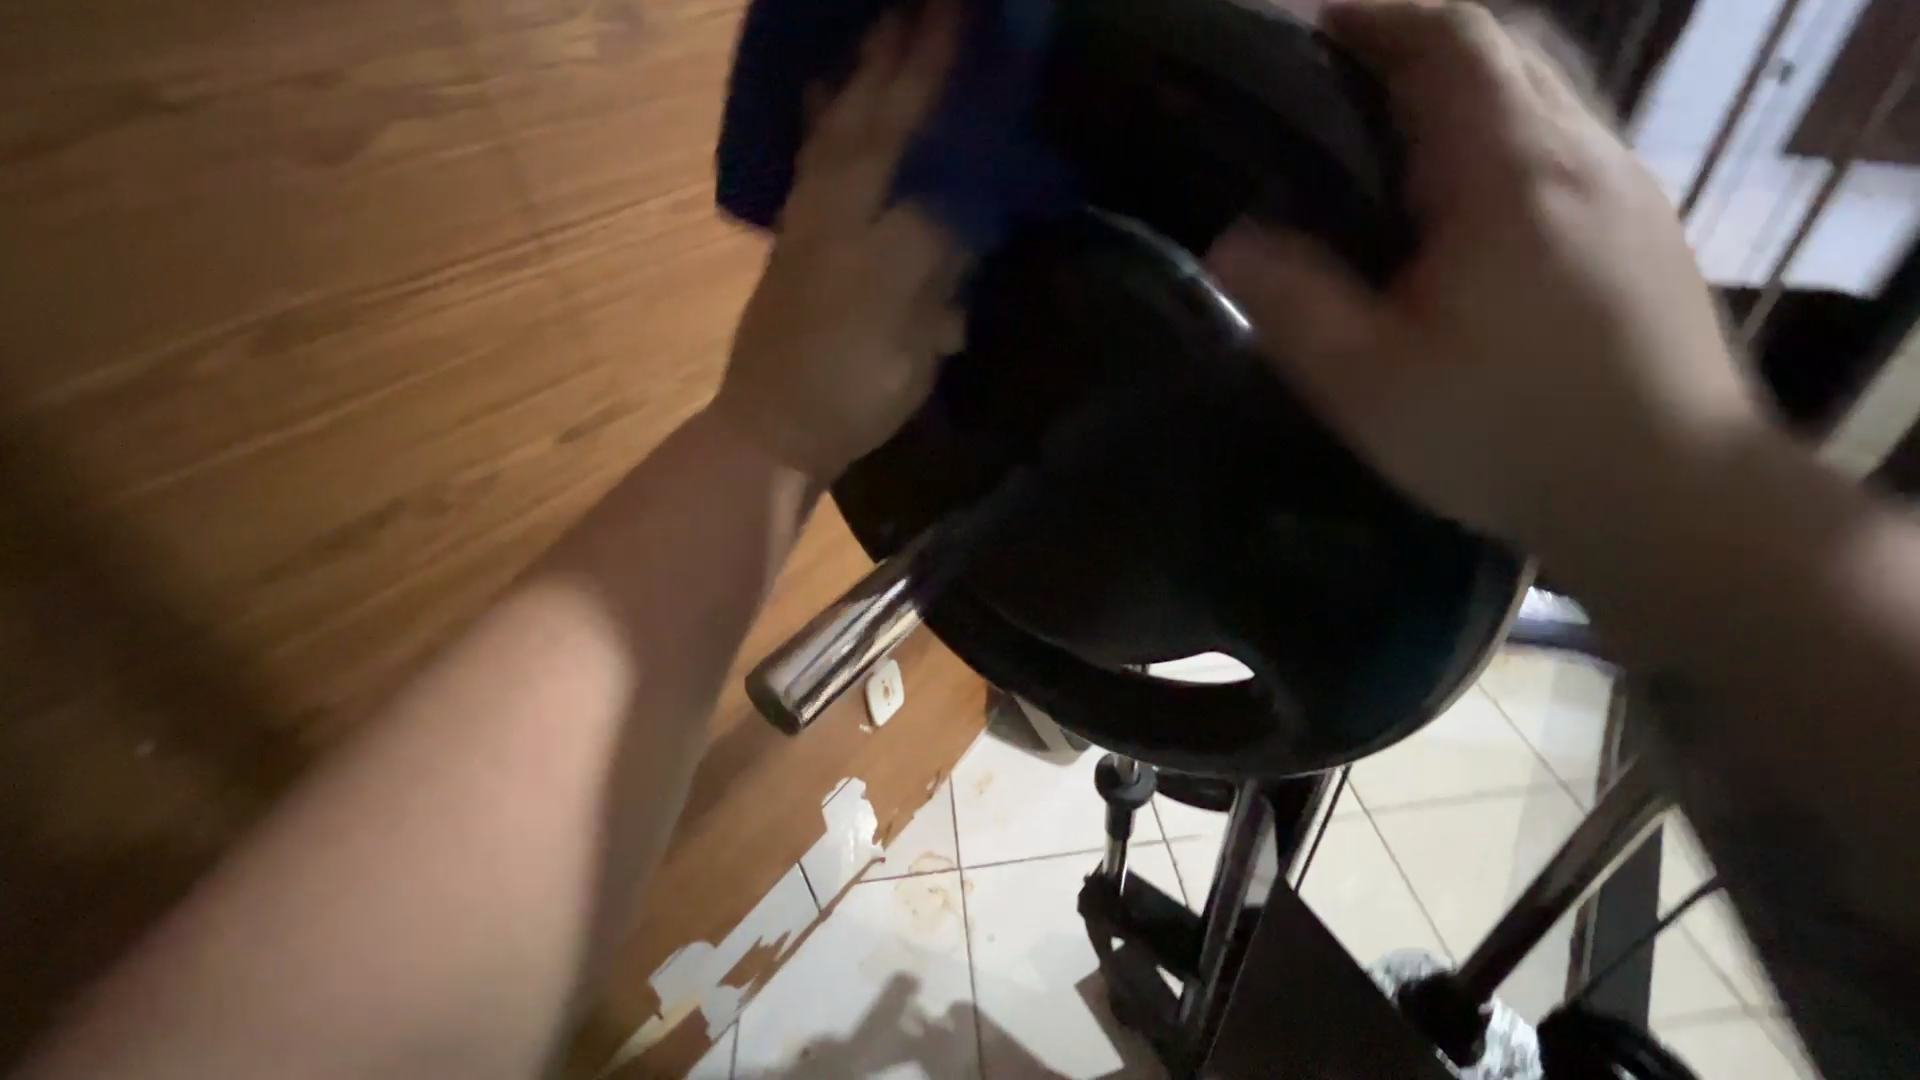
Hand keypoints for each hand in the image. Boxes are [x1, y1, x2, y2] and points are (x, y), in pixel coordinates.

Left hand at [714, 0, 968, 479]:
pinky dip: (821, 119)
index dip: (942, 87)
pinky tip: (823, 92)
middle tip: (929, 7)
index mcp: (864, 233)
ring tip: (882, 28)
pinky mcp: (794, 240)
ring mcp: (807, 223)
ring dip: (860, 74)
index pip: (912, 144)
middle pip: (870, 121)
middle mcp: (831, 212)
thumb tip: (960, 209)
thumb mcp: (907, 342)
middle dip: (902, 59)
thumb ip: (932, 266)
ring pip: (834, 131)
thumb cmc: (848, 392)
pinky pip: (811, 159)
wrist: (772, 428)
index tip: (969, 25)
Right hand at [1207, 1, 1764, 547]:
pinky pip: (1560, 149)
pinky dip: (1498, 141)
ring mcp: (1627, 191)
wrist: (1667, 495)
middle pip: (1503, 53)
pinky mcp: (1642, 234)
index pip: (1449, 42)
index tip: (1310, 28)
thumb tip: (1229, 242)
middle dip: (1416, 45)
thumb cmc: (1502, 434)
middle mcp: (1583, 154)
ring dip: (1460, 93)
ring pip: (1539, 100)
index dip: (1377, 19)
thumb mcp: (1365, 380)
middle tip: (1333, 86)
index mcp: (1509, 173)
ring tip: (1382, 142)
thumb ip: (1290, 302)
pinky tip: (1457, 208)